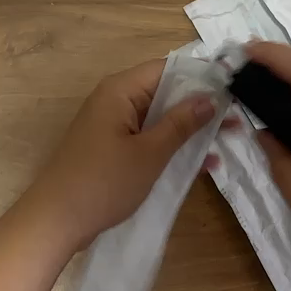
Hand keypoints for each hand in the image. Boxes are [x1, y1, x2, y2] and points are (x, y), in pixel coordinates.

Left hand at [16, 59, 217, 253]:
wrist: (55, 222)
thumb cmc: (103, 182)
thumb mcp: (149, 153)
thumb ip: (181, 124)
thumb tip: (210, 98)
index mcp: (121, 90)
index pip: (167, 69)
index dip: (199, 77)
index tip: (231, 89)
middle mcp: (115, 99)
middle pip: (164, 92)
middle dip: (198, 106)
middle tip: (236, 120)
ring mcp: (112, 124)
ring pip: (158, 117)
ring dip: (188, 129)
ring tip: (226, 140)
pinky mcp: (111, 147)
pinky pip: (147, 137)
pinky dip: (170, 146)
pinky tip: (200, 165)